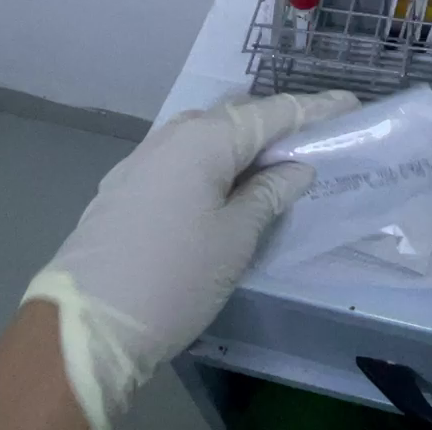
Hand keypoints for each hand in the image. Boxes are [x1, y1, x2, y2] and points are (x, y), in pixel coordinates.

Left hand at [23, 90, 358, 424]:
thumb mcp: (237, 237)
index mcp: (207, 138)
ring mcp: (144, 157)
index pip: (274, 112)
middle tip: (314, 141)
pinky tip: (223, 185)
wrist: (81, 327)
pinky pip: (183, 157)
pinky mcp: (126, 184)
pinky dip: (213, 162)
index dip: (316, 108)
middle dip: (278, 124)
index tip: (350, 103)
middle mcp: (174, 134)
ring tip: (274, 164)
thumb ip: (271, 193)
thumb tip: (295, 168)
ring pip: (208, 136)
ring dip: (243, 145)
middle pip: (239, 117)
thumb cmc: (173, 276)